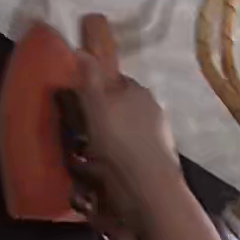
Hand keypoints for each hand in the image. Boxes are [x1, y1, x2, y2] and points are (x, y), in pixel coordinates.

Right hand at [69, 15, 179, 239]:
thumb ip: (89, 76)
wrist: (149, 190)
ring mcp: (160, 139)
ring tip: (88, 155)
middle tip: (81, 129)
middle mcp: (153, 111)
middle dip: (104, 115)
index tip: (80, 101)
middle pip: (122, 106)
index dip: (97, 89)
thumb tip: (82, 50)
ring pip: (127, 132)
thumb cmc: (119, 140)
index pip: (116, 81)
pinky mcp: (159, 163)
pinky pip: (131, 154)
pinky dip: (118, 159)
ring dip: (110, 139)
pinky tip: (104, 171)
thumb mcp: (96, 104)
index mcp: (139, 92)